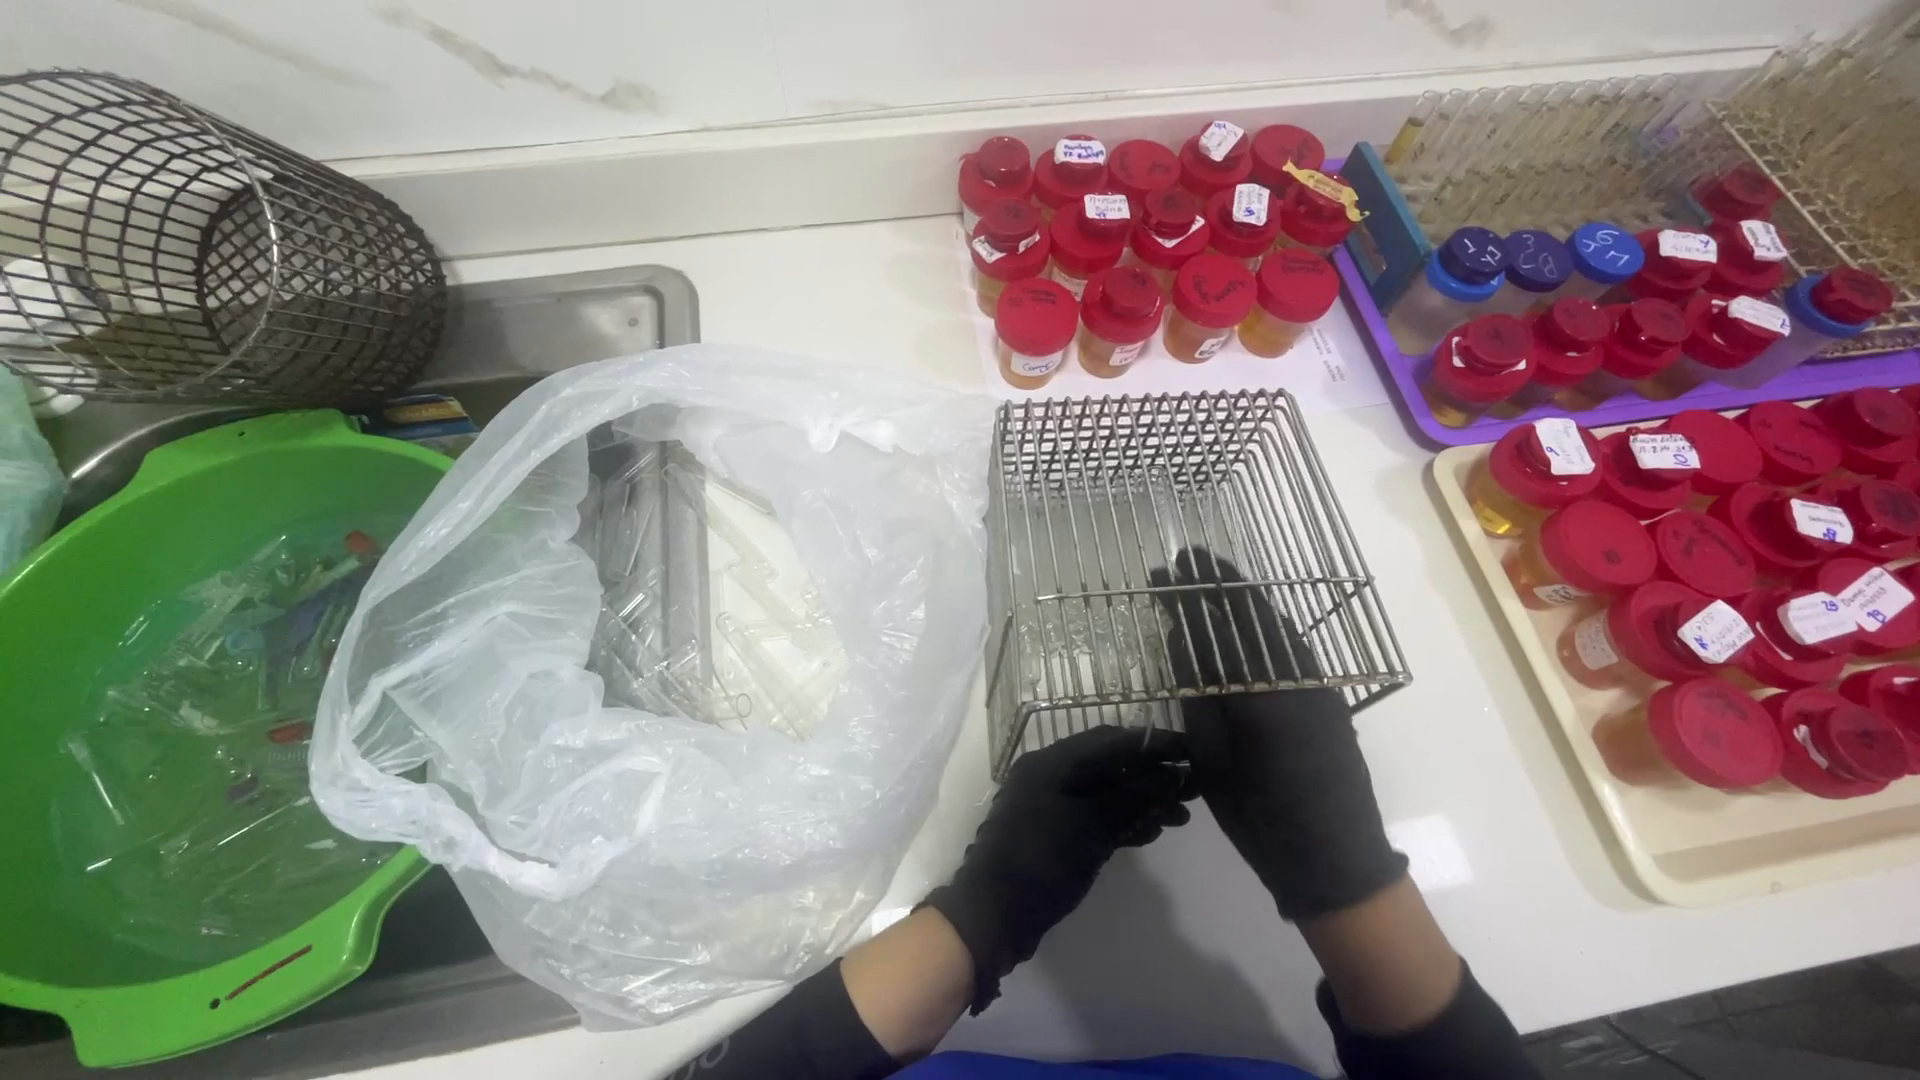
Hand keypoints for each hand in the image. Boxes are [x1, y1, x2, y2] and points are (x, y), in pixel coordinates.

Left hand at [922, 726, 1194, 1012]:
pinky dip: (1123, 821)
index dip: (1154, 744)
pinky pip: (1094, 817)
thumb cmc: (1041, 861)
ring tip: (1182, 816)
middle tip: (1194, 788)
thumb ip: (1134, 797)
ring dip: (1142, 801)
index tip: (1193, 752)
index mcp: (1051, 762)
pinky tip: (1153, 831)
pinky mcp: (1053, 834)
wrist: (993, 914)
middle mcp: (1049, 776)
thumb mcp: (1092, 827)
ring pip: (1105, 793)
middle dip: (1152, 774)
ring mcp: (1049, 805)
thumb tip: (1172, 773)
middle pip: (1110, 765)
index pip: (1111, 740)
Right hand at [1150, 548, 1405, 922]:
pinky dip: (1264, 629)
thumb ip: (1197, 693)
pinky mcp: (1330, 702)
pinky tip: (1247, 632)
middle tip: (1187, 561)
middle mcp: (1296, 676)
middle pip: (1255, 612)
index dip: (1190, 593)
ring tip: (1212, 586)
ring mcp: (1319, 687)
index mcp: (1262, 690)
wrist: (1337, 862)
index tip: (1165, 572)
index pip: (1221, 623)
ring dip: (1244, 602)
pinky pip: (1292, 649)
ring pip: (1278, 627)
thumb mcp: (1212, 759)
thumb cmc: (1262, 817)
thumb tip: (1181, 638)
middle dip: (1219, 581)